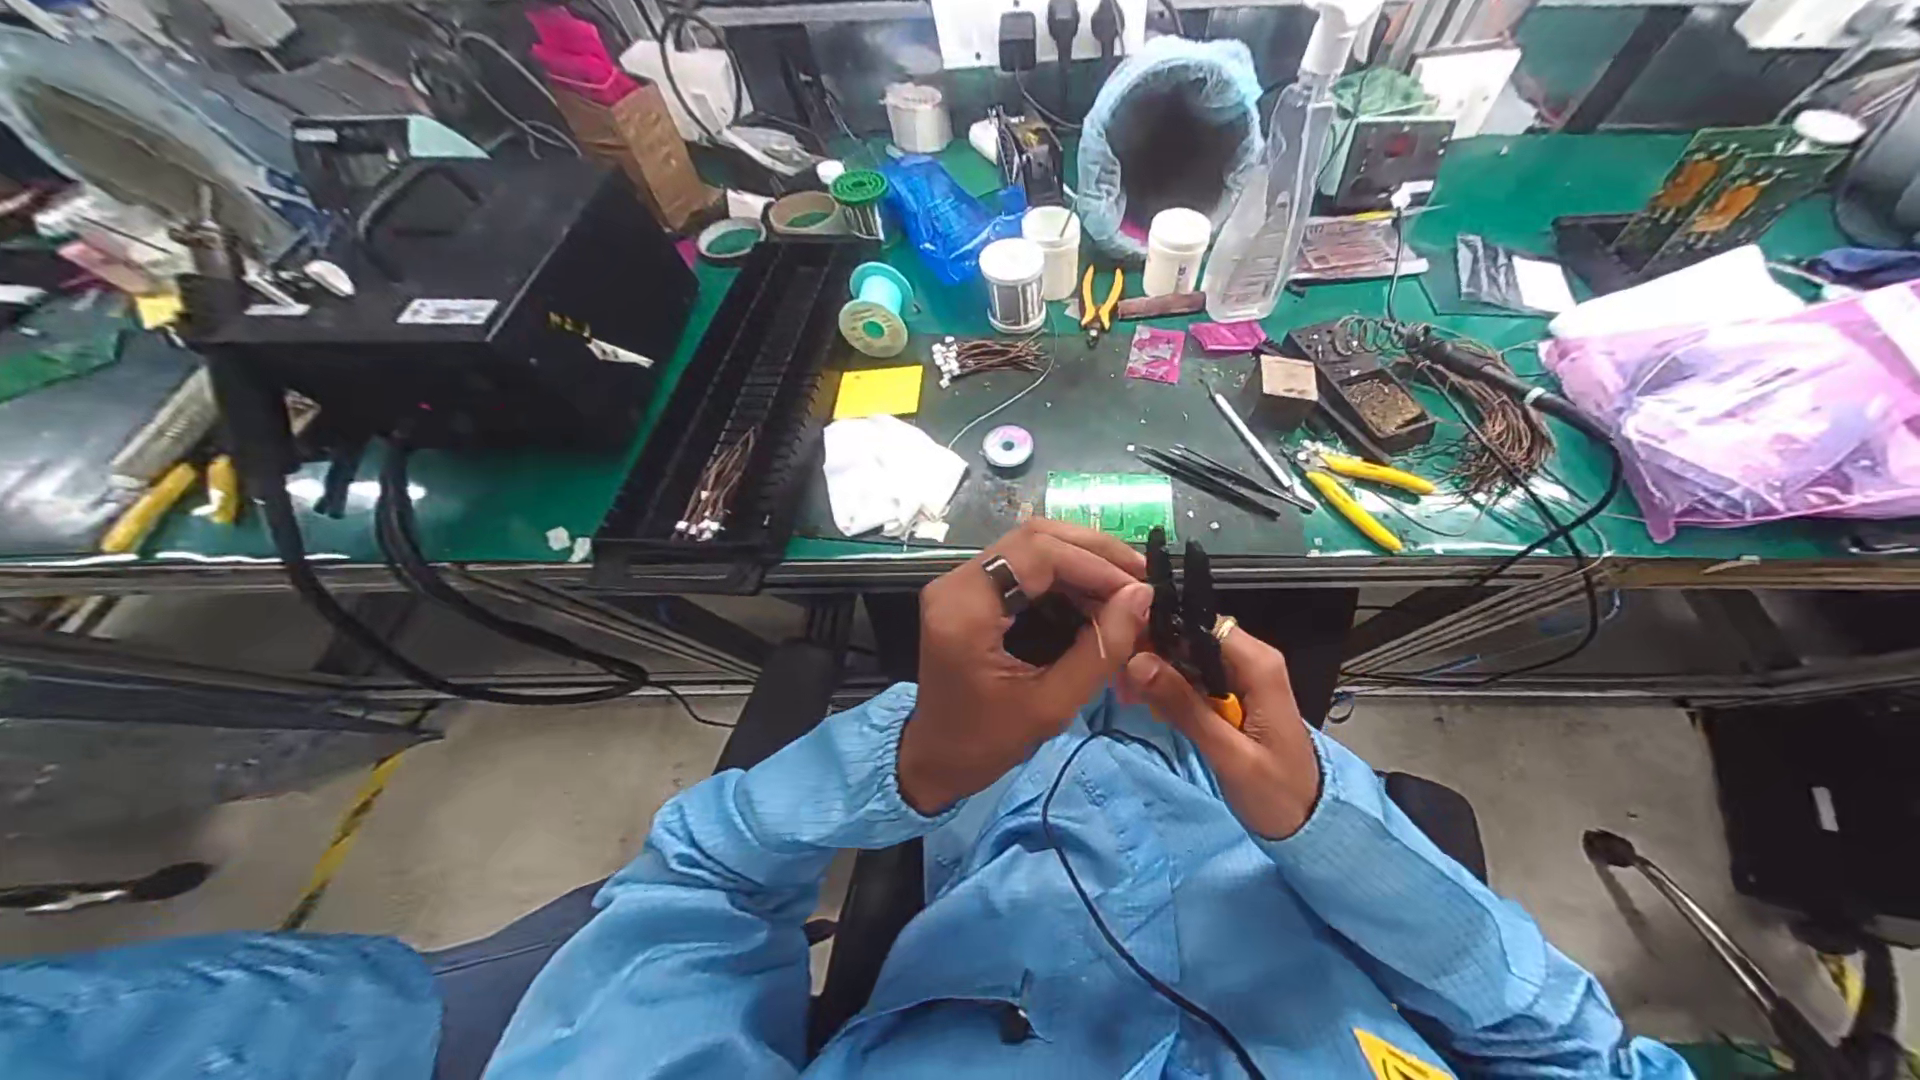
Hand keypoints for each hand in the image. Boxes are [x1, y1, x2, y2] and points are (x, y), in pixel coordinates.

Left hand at [899, 520, 1153, 813]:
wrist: (936, 758)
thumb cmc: (985, 742)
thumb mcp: (1051, 705)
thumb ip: (1100, 649)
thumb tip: (1141, 595)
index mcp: (964, 609)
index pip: (1035, 554)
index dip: (1093, 563)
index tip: (1137, 588)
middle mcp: (955, 583)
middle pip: (1032, 537)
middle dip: (1093, 552)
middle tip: (1139, 576)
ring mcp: (959, 584)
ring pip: (1029, 545)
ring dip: (1081, 560)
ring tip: (1125, 586)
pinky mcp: (968, 592)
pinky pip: (1021, 565)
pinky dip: (1063, 574)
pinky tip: (1095, 594)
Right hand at [1122, 625, 1321, 839]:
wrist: (1311, 825)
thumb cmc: (1279, 793)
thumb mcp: (1229, 755)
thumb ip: (1184, 707)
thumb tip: (1137, 662)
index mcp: (1258, 665)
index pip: (1198, 624)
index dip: (1158, 631)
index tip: (1124, 652)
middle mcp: (1250, 660)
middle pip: (1189, 636)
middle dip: (1152, 654)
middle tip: (1122, 685)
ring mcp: (1239, 675)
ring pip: (1185, 654)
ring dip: (1154, 671)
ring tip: (1129, 695)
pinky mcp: (1229, 692)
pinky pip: (1190, 675)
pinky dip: (1167, 686)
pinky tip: (1148, 703)